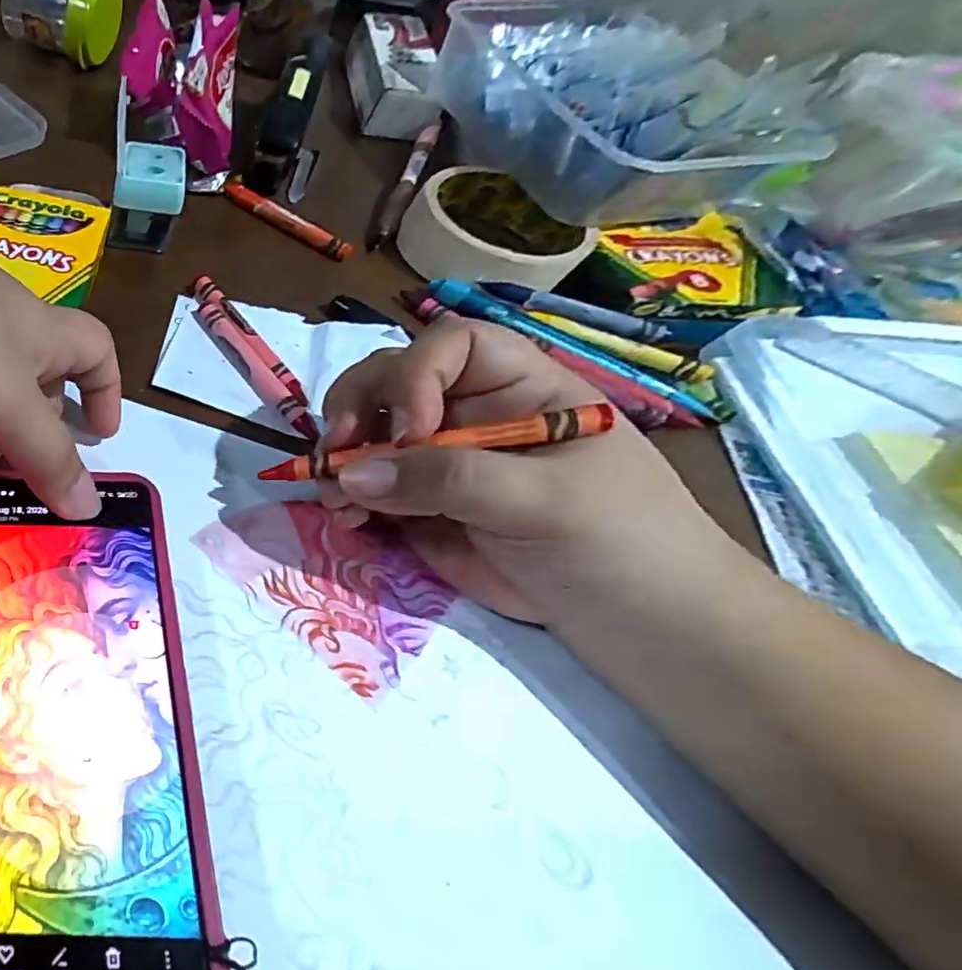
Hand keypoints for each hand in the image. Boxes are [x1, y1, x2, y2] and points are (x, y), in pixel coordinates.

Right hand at [316, 315, 734, 624]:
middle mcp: (467, 415)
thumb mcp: (543, 500)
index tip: (409, 433)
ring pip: (364, 434)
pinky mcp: (414, 508)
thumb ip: (448, 479)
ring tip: (338, 501)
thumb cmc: (616, 541)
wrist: (633, 622)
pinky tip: (347, 521)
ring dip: (338, 459)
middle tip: (336, 451)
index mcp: (518, 391)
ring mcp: (435, 462)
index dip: (415, 375)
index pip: (451, 347)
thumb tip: (350, 474)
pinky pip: (362, 489)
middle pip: (388, 380)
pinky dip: (343, 499)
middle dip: (354, 408)